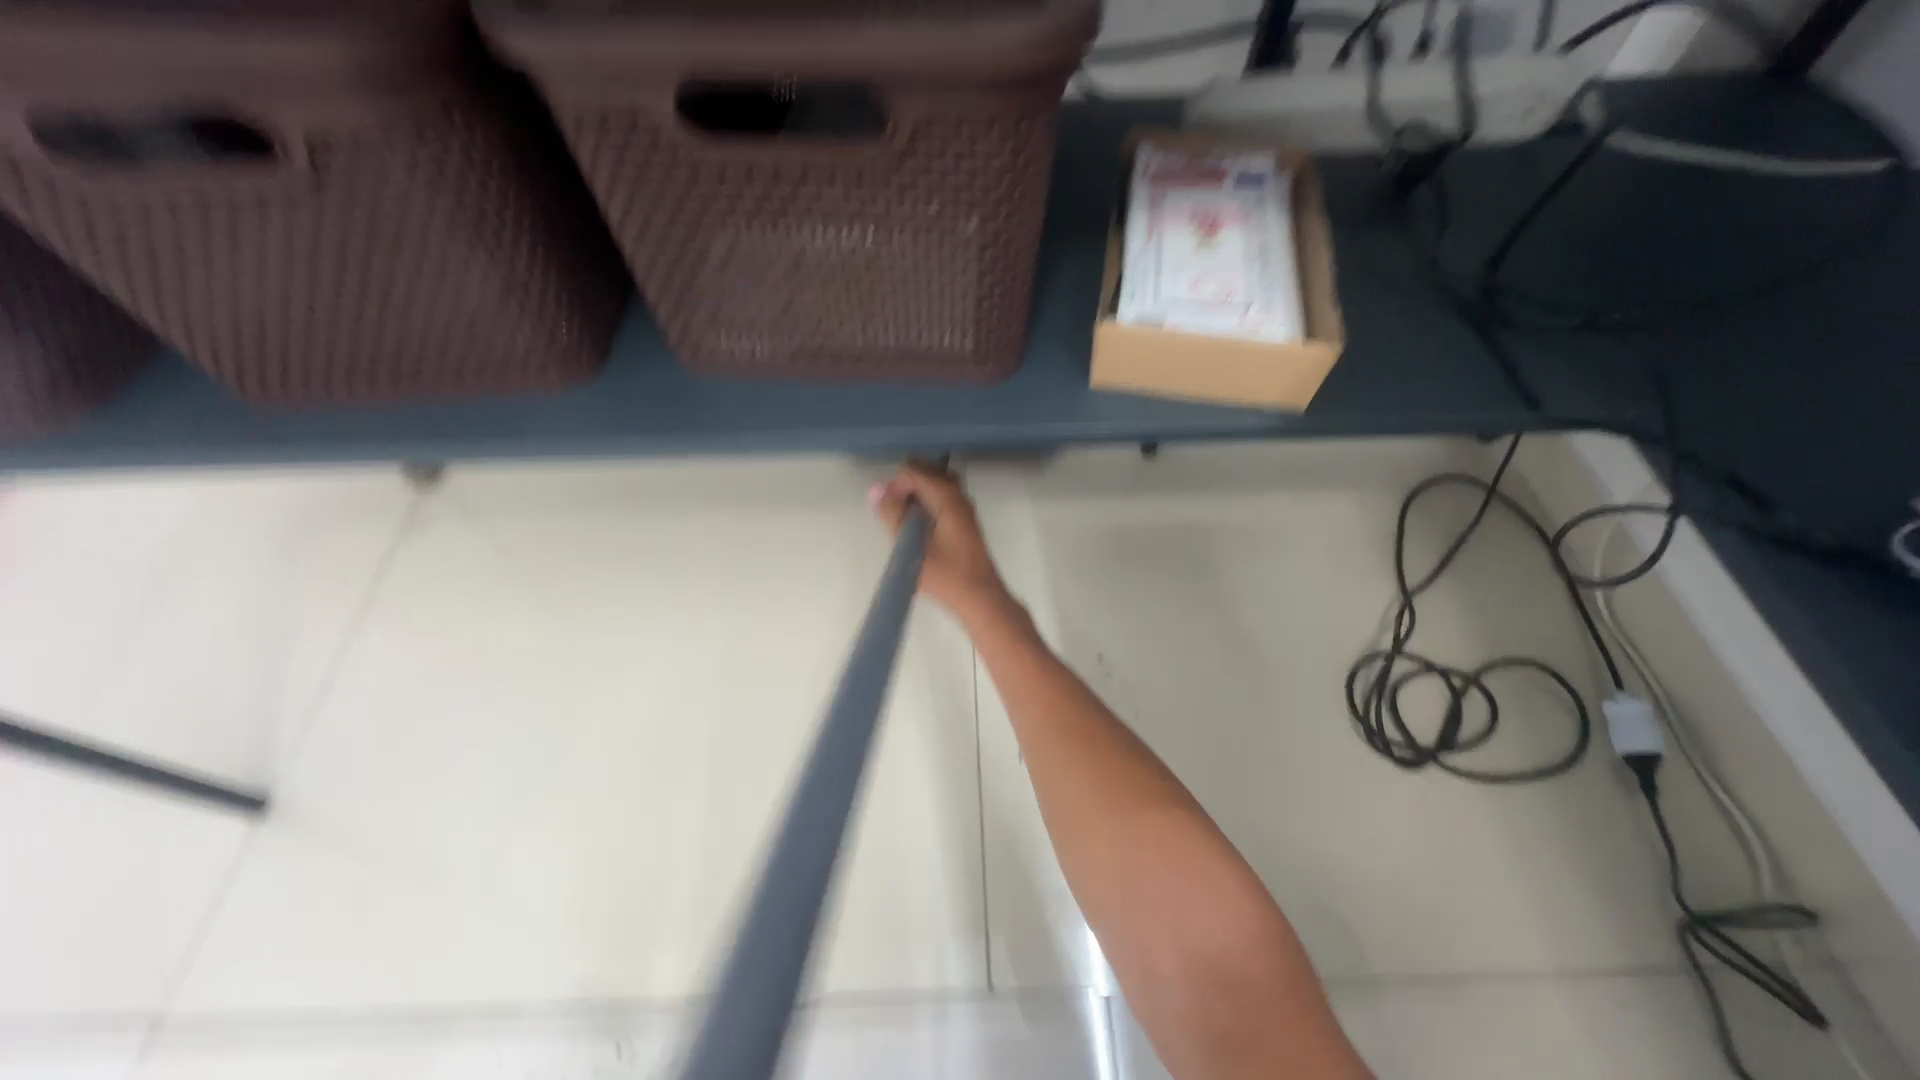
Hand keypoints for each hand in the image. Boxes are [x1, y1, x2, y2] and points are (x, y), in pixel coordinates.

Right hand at [870, 462, 1015, 622]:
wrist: (980, 597)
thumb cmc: (946, 575)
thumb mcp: (911, 547)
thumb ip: (893, 515)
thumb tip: (876, 489)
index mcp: (946, 496)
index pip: (913, 469)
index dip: (896, 485)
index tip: (889, 510)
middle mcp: (958, 494)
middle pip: (927, 470)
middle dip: (906, 484)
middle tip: (895, 512)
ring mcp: (964, 506)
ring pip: (936, 483)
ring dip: (917, 493)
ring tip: (905, 519)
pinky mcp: (965, 520)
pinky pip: (943, 496)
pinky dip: (928, 502)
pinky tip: (920, 527)